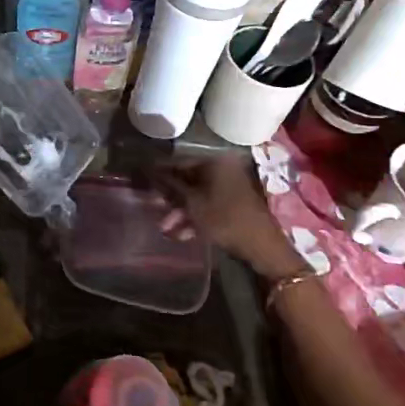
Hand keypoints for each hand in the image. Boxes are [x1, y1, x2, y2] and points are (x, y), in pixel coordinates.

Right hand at [155, 156, 308, 283]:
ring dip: (180, 211)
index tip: (144, 181)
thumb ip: (170, 185)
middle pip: (188, 178)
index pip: (180, 160)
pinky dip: (195, 217)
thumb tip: (150, 170)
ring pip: (197, 194)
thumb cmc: (224, 218)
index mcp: (214, 161)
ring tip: (165, 228)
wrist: (260, 245)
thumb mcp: (191, 203)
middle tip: (153, 207)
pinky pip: (208, 204)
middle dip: (170, 196)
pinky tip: (181, 235)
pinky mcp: (233, 202)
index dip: (160, 172)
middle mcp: (223, 167)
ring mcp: (229, 185)